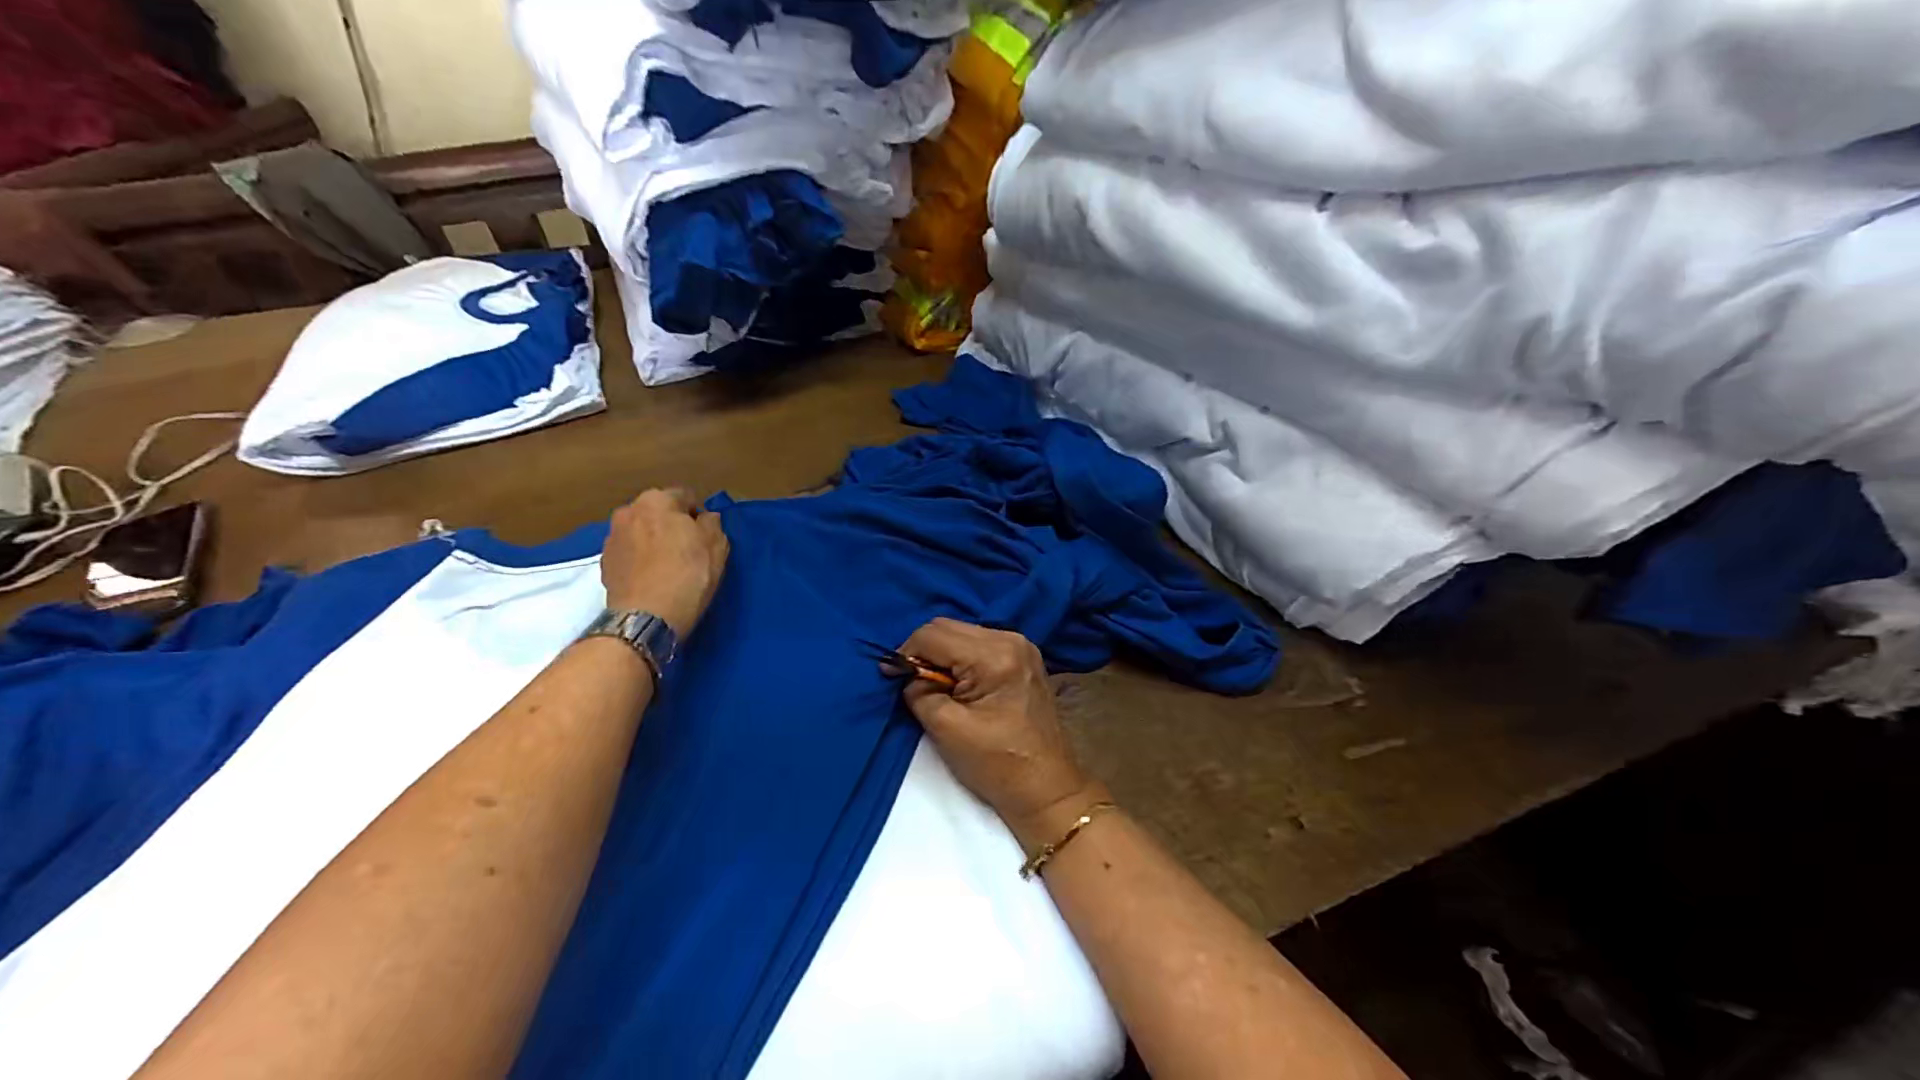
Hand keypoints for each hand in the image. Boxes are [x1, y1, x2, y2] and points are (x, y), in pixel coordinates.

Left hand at [601, 489, 728, 637]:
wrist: (647, 618)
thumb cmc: (688, 575)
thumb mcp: (716, 546)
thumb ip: (712, 523)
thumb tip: (705, 518)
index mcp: (656, 500)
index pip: (685, 497)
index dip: (699, 516)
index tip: (706, 536)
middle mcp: (627, 511)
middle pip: (659, 513)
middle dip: (672, 526)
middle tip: (689, 549)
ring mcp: (611, 538)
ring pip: (641, 533)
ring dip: (654, 542)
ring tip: (669, 566)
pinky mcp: (604, 564)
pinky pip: (630, 554)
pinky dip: (640, 560)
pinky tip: (652, 578)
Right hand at [895, 618, 1105, 838]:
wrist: (1046, 789)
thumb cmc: (997, 764)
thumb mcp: (946, 729)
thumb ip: (920, 692)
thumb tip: (908, 673)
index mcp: (994, 655)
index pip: (934, 635)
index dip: (906, 653)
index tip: (890, 675)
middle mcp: (1011, 639)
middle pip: (949, 627)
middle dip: (924, 652)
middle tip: (912, 683)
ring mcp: (1022, 647)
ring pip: (963, 633)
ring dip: (942, 655)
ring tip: (934, 687)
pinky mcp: (1024, 658)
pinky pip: (979, 644)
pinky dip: (961, 659)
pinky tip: (957, 684)